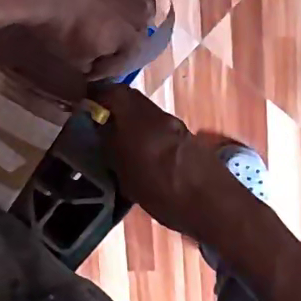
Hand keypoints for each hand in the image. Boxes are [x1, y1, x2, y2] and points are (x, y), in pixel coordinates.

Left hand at [0, 0, 173, 78]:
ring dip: (126, 6)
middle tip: (95, 43)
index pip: (122, 59)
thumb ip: (87, 63)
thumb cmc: (59, 26)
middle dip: (117, 37)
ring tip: (115, 13)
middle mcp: (141, 10)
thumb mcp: (72, 57)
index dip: (103, 68)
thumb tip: (89, 68)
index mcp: (132, 39)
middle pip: (132, 28)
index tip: (86, 73)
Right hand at [91, 83, 254, 244]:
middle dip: (112, 108)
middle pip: (131, 100)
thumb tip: (99, 129)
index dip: (96, 97)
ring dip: (131, 122)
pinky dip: (146, 135)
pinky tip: (142, 158)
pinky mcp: (188, 140)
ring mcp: (177, 127)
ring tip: (117, 145)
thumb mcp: (126, 176)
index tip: (83, 109)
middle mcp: (159, 117)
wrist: (217, 208)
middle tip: (97, 126)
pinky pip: (159, 128)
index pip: (113, 92)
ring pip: (146, 114)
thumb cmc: (166, 194)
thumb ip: (111, 148)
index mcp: (140, 121)